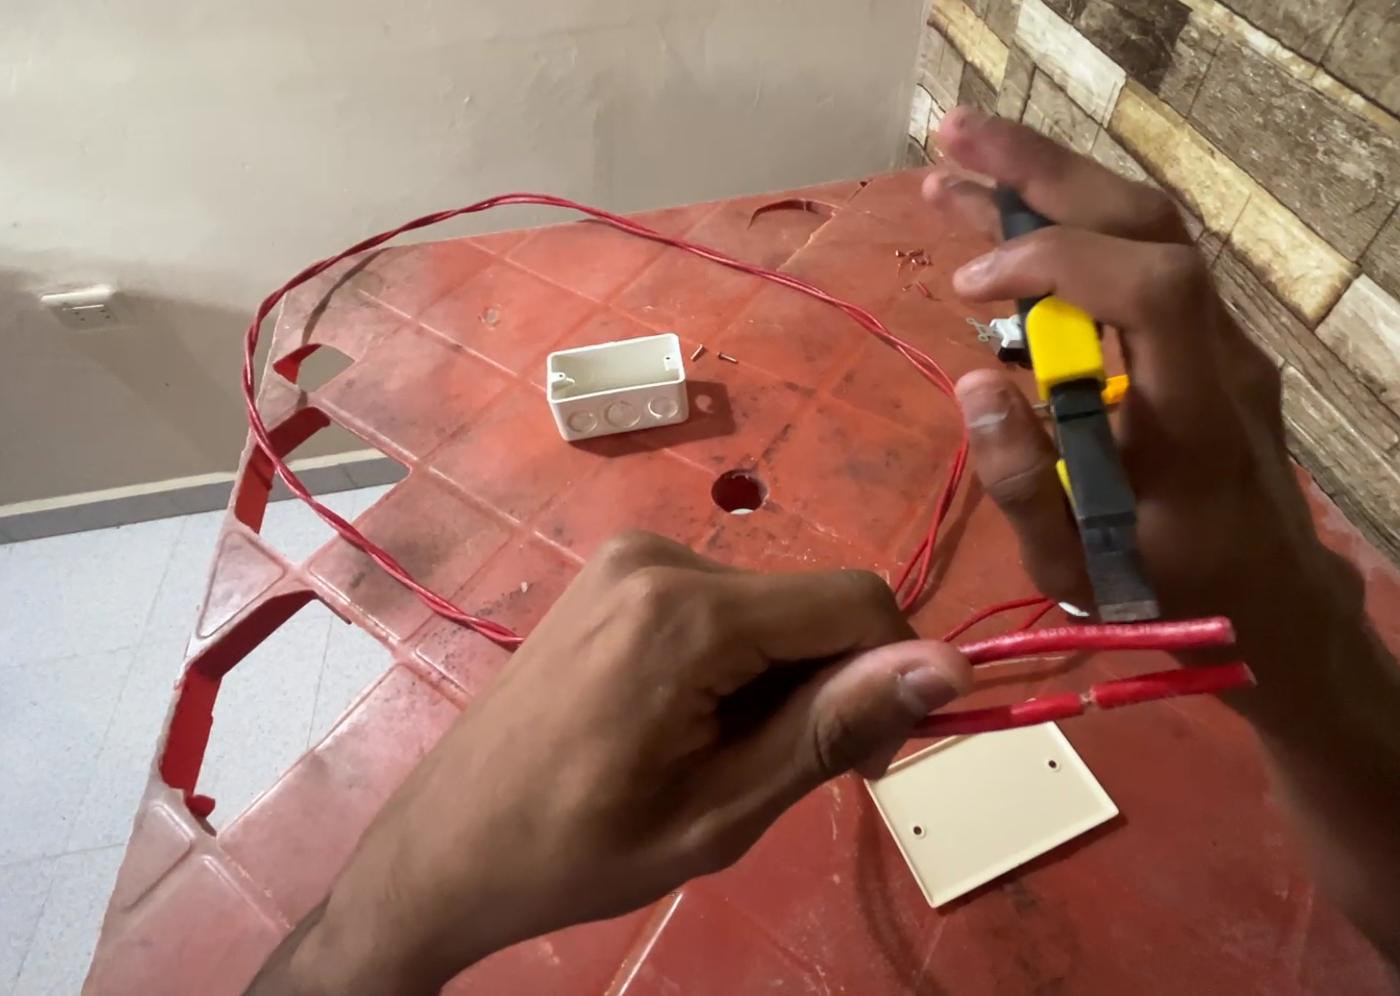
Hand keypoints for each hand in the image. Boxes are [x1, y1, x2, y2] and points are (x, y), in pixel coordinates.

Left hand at [270, 532, 971, 993]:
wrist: (451, 836)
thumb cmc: (583, 845)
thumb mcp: (723, 810)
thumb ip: (834, 725)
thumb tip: (948, 663)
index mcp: (690, 614)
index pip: (857, 601)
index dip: (891, 671)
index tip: (865, 755)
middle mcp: (664, 556)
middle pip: (809, 604)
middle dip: (822, 682)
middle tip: (767, 768)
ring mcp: (634, 554)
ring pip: (768, 604)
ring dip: (774, 673)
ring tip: (712, 746)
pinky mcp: (620, 568)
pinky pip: (721, 599)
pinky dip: (734, 653)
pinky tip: (682, 709)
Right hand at [926, 107, 1368, 728]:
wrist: (1277, 606)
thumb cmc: (1167, 596)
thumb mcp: (1074, 568)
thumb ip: (1022, 482)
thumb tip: (972, 379)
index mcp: (1195, 415)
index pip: (1152, 284)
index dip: (1055, 259)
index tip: (969, 285)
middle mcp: (1219, 354)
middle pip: (1150, 221)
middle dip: (1045, 169)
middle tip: (950, 136)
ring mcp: (1217, 341)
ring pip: (1146, 228)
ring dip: (1050, 185)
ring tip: (957, 165)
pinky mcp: (1200, 344)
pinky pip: (1138, 263)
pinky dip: (1066, 231)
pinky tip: (1005, 229)